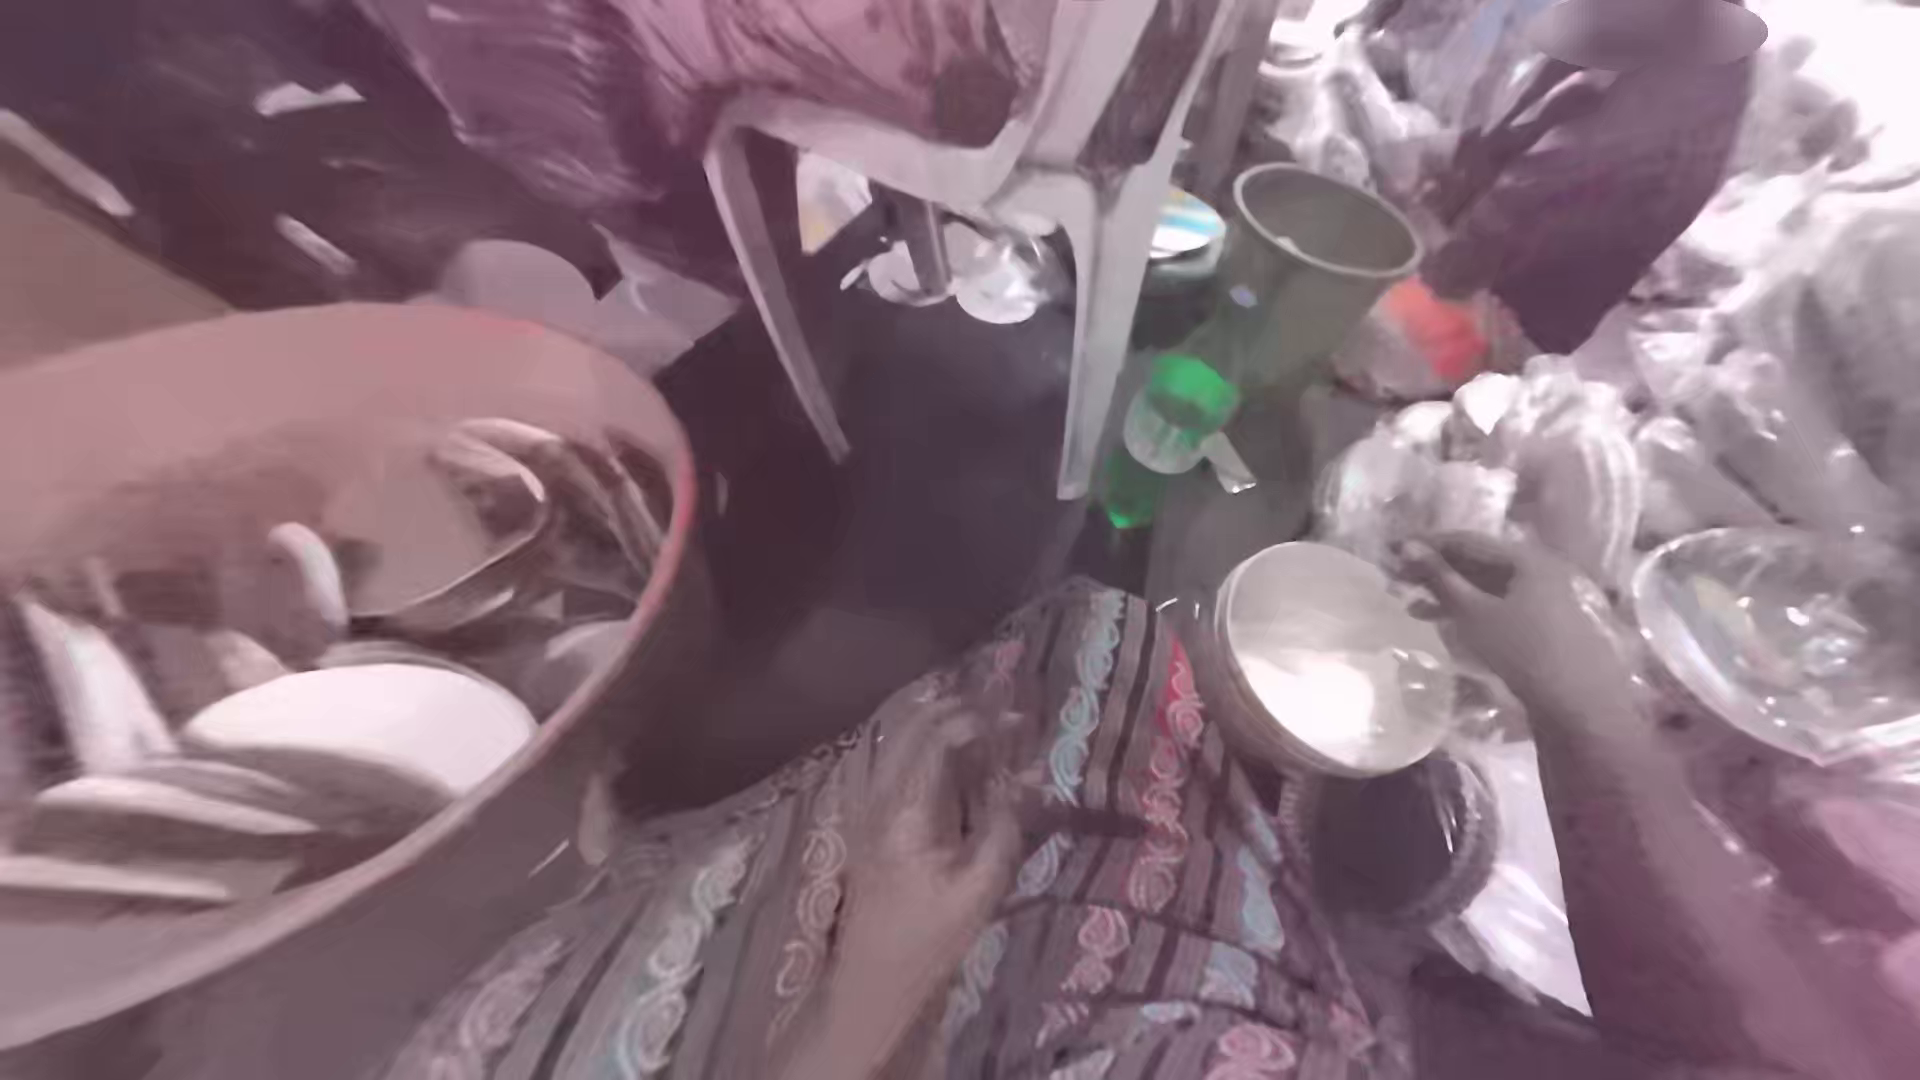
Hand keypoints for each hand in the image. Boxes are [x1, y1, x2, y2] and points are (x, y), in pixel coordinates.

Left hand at [788, 707, 1022, 1079]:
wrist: (869, 984)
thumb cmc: (928, 942)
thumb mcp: (979, 889)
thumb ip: (1005, 825)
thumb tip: (1029, 775)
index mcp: (904, 810)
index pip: (935, 738)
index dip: (975, 719)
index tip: (1012, 719)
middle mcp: (879, 793)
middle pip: (911, 725)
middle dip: (956, 709)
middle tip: (998, 711)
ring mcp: (869, 802)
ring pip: (901, 738)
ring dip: (940, 721)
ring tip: (982, 721)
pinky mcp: (872, 814)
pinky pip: (899, 759)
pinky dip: (929, 743)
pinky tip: (957, 752)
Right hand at [1401, 533, 1636, 716]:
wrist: (1578, 702)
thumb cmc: (1520, 648)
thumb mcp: (1470, 610)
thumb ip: (1438, 576)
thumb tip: (1407, 546)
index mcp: (1526, 560)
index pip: (1465, 540)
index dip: (1425, 543)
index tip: (1391, 550)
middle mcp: (1537, 570)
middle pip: (1475, 560)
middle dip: (1433, 567)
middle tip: (1396, 576)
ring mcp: (1542, 594)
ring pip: (1482, 583)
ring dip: (1444, 589)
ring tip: (1408, 600)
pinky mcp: (1540, 618)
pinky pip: (1493, 601)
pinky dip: (1463, 605)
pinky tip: (1435, 617)